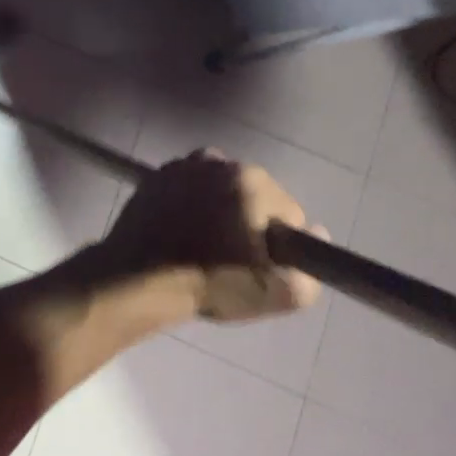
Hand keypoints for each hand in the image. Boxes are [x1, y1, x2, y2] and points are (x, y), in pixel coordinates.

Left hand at [103, 149, 326, 322]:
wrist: (139, 278)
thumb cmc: (213, 284)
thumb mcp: (279, 294)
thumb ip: (310, 269)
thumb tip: (315, 234)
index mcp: (251, 181)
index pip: (288, 212)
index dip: (281, 242)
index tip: (261, 262)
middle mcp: (215, 162)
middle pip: (252, 193)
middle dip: (250, 218)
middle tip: (233, 254)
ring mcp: (179, 166)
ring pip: (218, 186)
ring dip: (220, 205)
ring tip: (207, 240)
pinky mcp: (152, 177)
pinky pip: (186, 186)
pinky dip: (190, 200)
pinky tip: (183, 227)